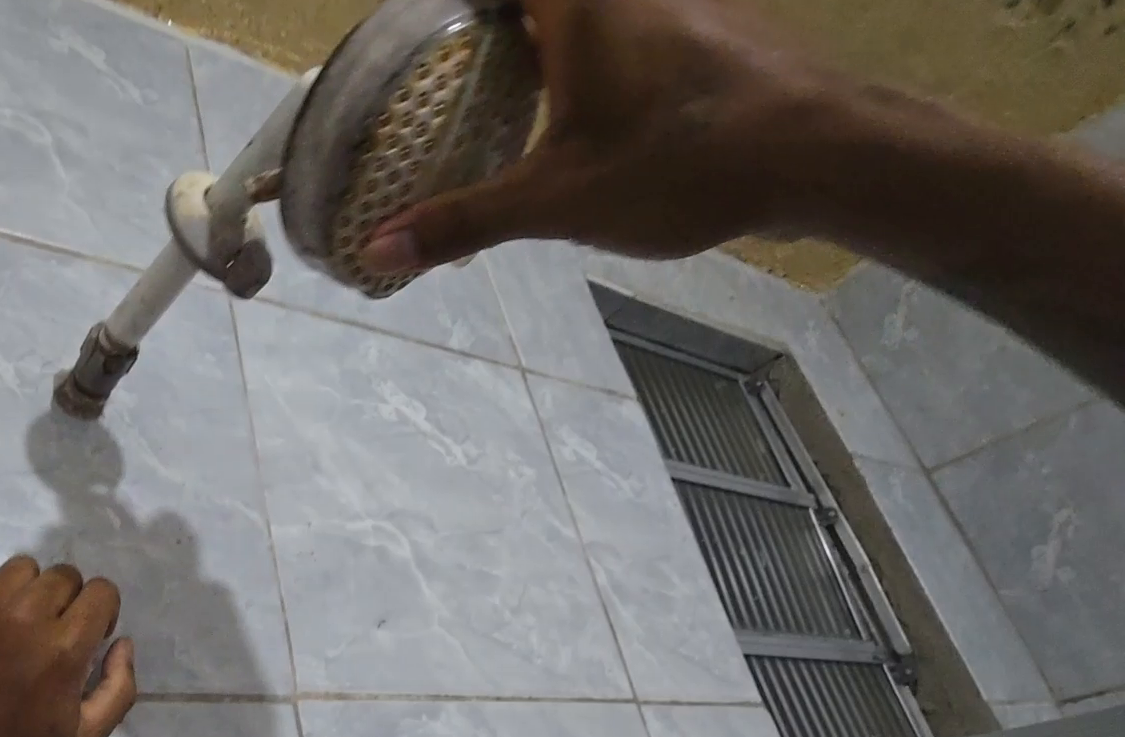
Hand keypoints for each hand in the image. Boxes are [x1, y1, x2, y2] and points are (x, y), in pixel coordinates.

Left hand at [0, 556, 137, 736]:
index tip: (89, 642)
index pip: (101, 592)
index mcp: (63, 649)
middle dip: (70, 602)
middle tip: (53, 639)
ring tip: (18, 629)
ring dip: (31, 592)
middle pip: (63, 575)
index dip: (102, 614)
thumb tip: (122, 643)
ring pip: (22, 569)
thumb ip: (117, 688)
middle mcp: (24, 617)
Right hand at [362, 0, 842, 271]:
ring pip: (569, 9)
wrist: (823, 154)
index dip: (440, 10)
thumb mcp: (556, 201)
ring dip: (525, 34)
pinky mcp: (687, 27)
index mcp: (578, 0)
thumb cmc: (682, 163)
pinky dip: (565, 47)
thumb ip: (462, 221)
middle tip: (430, 63)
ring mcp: (659, 1)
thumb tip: (376, 250)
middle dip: (478, 25)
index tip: (404, 37)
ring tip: (475, 82)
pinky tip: (555, 102)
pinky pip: (606, 22)